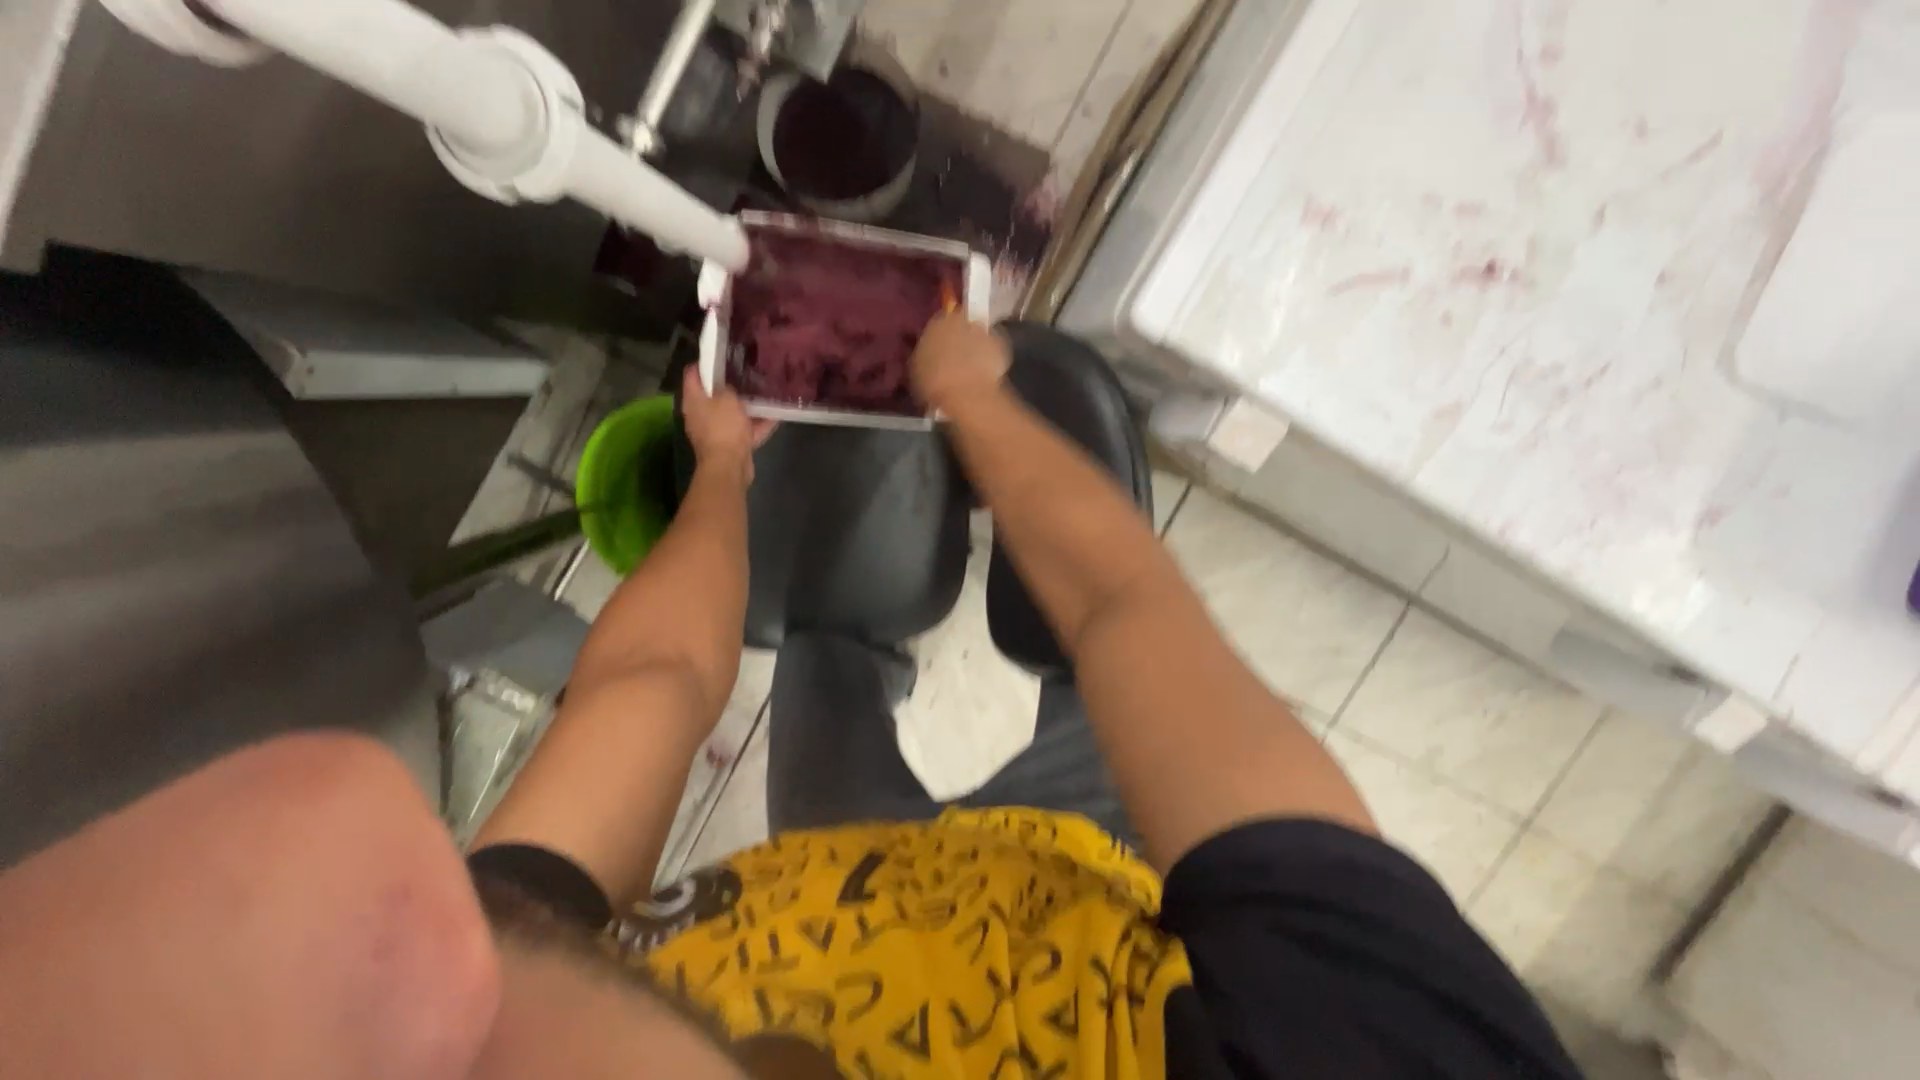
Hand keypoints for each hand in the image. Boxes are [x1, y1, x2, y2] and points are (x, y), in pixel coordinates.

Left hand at [682, 367, 774, 481]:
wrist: (729, 466)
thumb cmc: (723, 428)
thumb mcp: (726, 398)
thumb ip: (727, 387)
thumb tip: (729, 385)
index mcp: (693, 400)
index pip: (693, 374)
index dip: (706, 362)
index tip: (724, 356)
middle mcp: (700, 414)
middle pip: (713, 394)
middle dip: (730, 384)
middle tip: (747, 372)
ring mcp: (716, 431)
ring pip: (732, 412)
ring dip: (747, 405)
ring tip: (764, 391)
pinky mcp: (730, 444)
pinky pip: (745, 429)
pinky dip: (758, 424)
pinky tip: (776, 414)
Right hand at [911, 312, 1010, 411]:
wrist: (966, 394)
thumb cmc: (934, 382)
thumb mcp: (918, 367)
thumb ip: (925, 353)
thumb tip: (930, 352)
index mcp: (937, 322)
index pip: (940, 321)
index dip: (941, 336)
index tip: (941, 348)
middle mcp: (962, 320)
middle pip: (961, 325)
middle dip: (960, 338)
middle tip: (956, 357)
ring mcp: (984, 331)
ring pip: (978, 336)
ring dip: (976, 346)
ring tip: (972, 366)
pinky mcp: (1001, 345)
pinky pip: (993, 349)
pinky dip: (990, 357)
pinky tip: (985, 372)